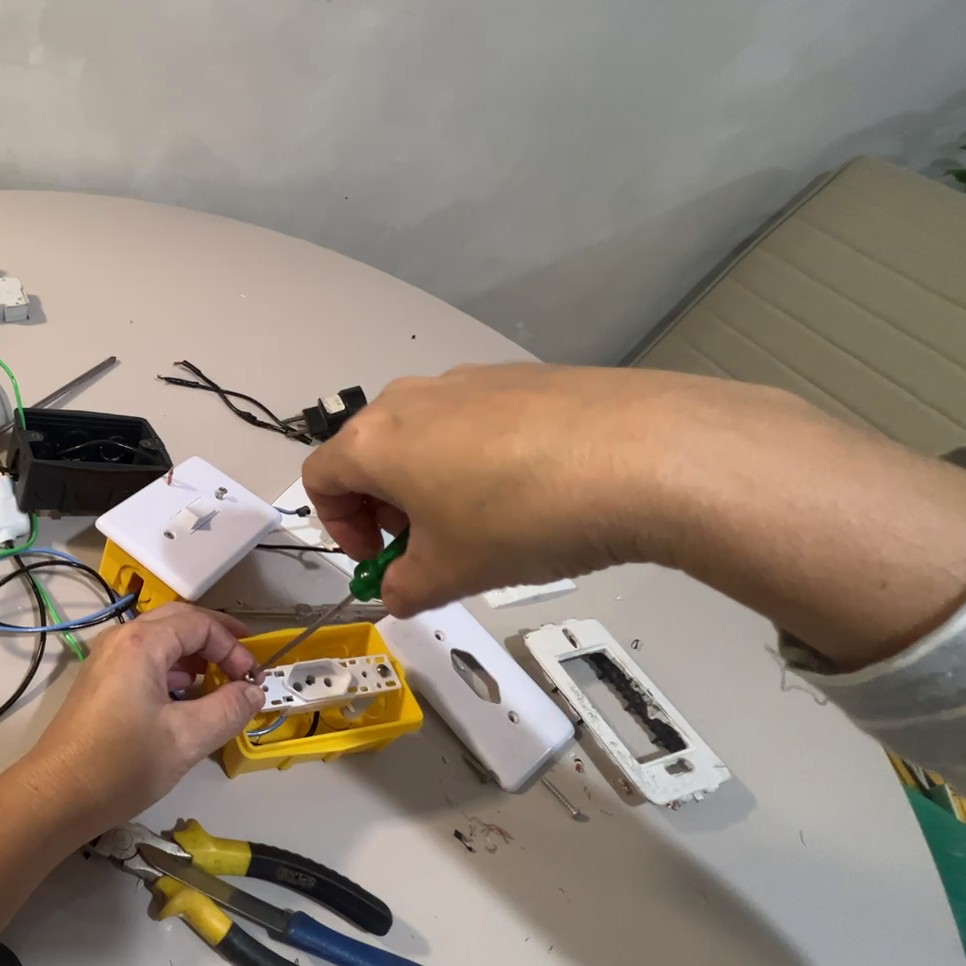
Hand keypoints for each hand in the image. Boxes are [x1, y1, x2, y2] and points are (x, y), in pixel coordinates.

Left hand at [18, 602, 262, 831]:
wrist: (58, 794)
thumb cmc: (123, 763)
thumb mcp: (186, 739)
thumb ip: (227, 710)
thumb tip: (253, 692)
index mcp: (142, 642)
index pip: (199, 623)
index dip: (232, 645)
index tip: (253, 678)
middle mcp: (121, 639)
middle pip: (177, 621)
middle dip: (215, 639)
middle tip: (243, 663)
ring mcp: (106, 658)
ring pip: (159, 639)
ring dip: (193, 653)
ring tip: (220, 680)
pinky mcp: (100, 680)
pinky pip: (144, 658)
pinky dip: (172, 668)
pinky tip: (186, 696)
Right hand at [303, 363, 727, 615]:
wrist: (647, 456)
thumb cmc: (520, 519)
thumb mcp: (452, 573)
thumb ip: (405, 588)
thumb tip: (398, 590)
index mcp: (372, 441)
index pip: (319, 479)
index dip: (337, 526)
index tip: (378, 559)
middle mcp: (407, 400)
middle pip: (368, 452)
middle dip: (382, 504)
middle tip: (425, 544)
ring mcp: (465, 380)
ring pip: (421, 433)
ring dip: (427, 478)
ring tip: (482, 518)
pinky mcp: (519, 375)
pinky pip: (473, 418)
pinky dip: (476, 455)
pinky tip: (531, 487)